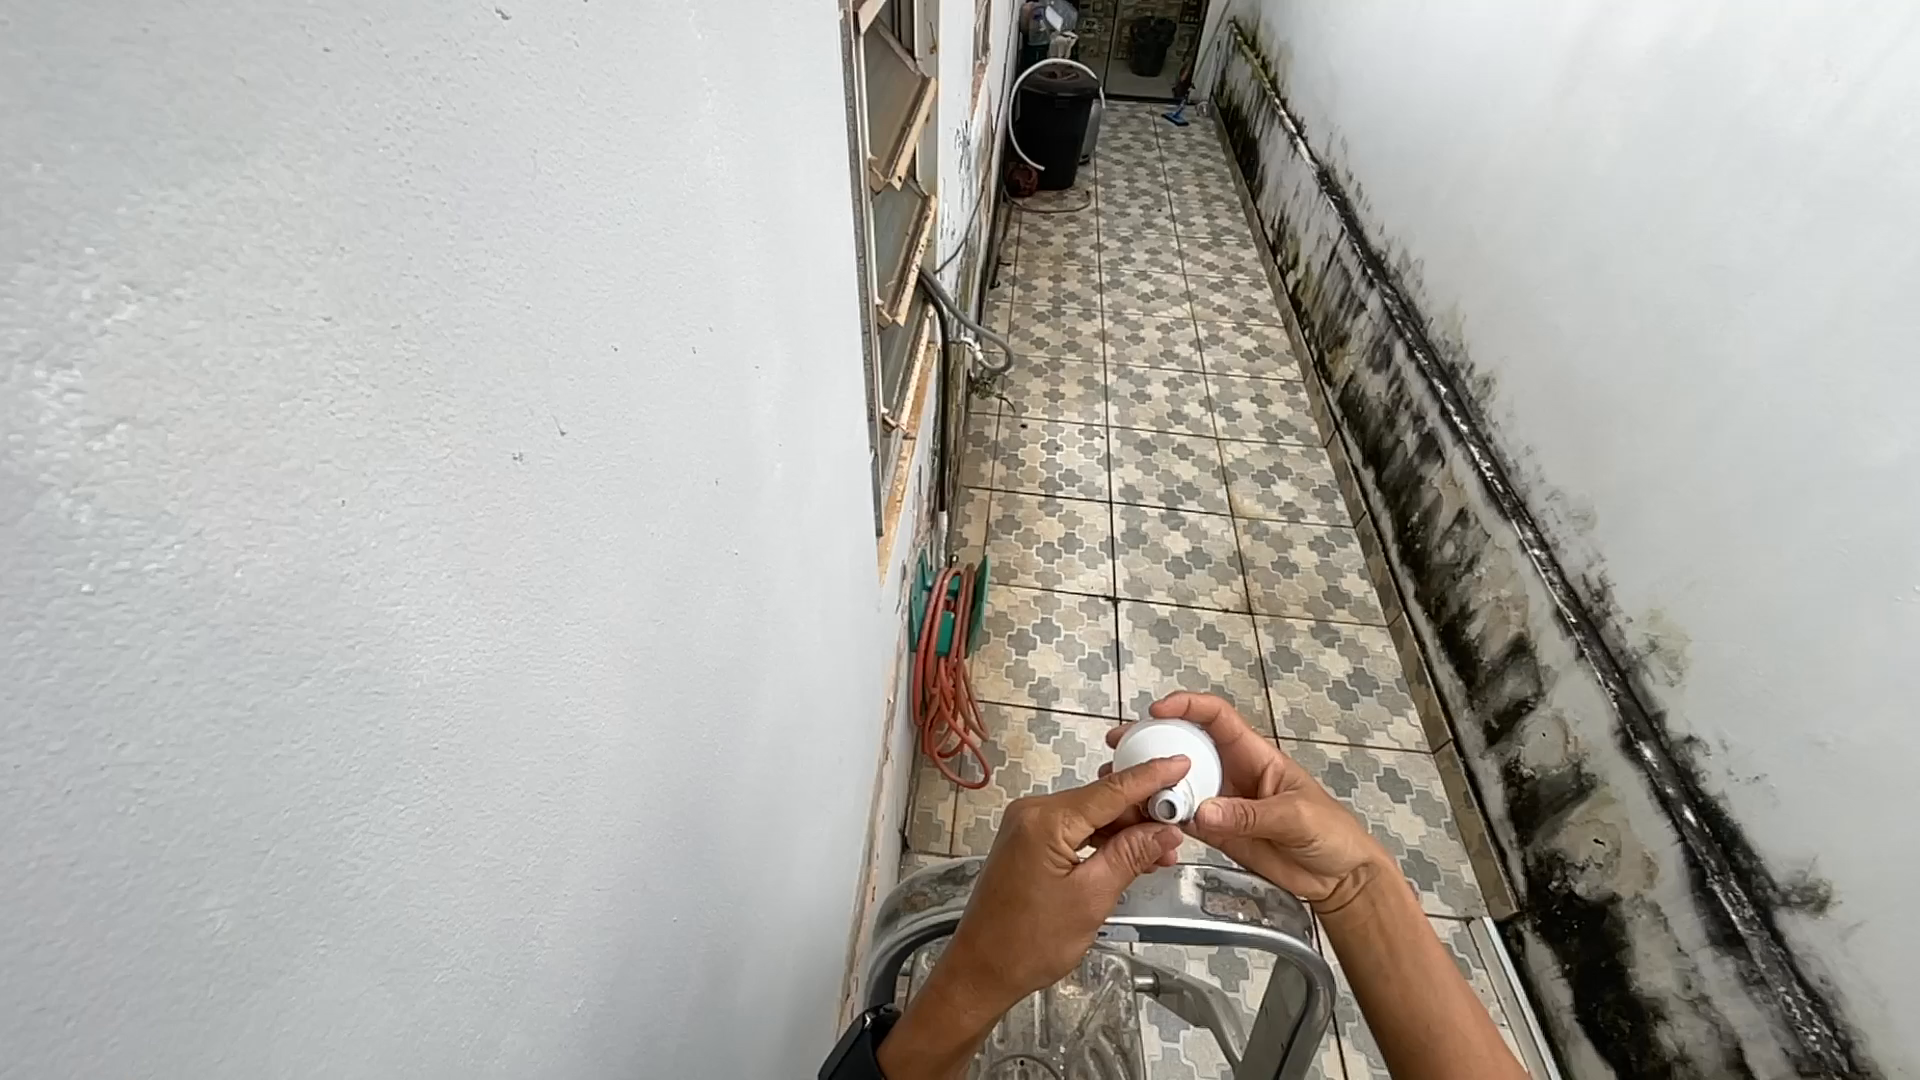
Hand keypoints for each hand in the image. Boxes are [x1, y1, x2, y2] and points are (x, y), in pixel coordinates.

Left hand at [876, 757, 1189, 1078]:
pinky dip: (1102, 840)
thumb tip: (1164, 831)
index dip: (1150, 777)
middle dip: (1141, 811)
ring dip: (1124, 829)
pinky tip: (1130, 854)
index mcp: (1046, 820)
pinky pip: (1074, 829)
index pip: (1110, 790)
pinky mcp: (1029, 839)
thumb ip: (1128, 857)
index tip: (1180, 763)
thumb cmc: (1030, 941)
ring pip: (1089, 815)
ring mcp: (1028, 824)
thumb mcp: (1091, 899)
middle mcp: (1033, 811)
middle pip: (1100, 800)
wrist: (982, 968)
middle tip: (1181, 824)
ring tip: (1163, 848)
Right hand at [1105, 692, 1393, 913]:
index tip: (1157, 711)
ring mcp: (1219, 800)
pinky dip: (1158, 815)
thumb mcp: (1296, 817)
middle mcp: (1228, 770)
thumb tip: (1202, 812)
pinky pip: (1179, 816)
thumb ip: (1250, 814)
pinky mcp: (1214, 830)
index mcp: (1251, 753)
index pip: (1215, 717)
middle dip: (1149, 738)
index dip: (1186, 706)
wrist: (1340, 881)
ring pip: (1175, 781)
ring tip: (1115, 780)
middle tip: (1117, 743)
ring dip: (1146, 778)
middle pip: (1183, 745)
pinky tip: (1137, 816)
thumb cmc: (1330, 832)